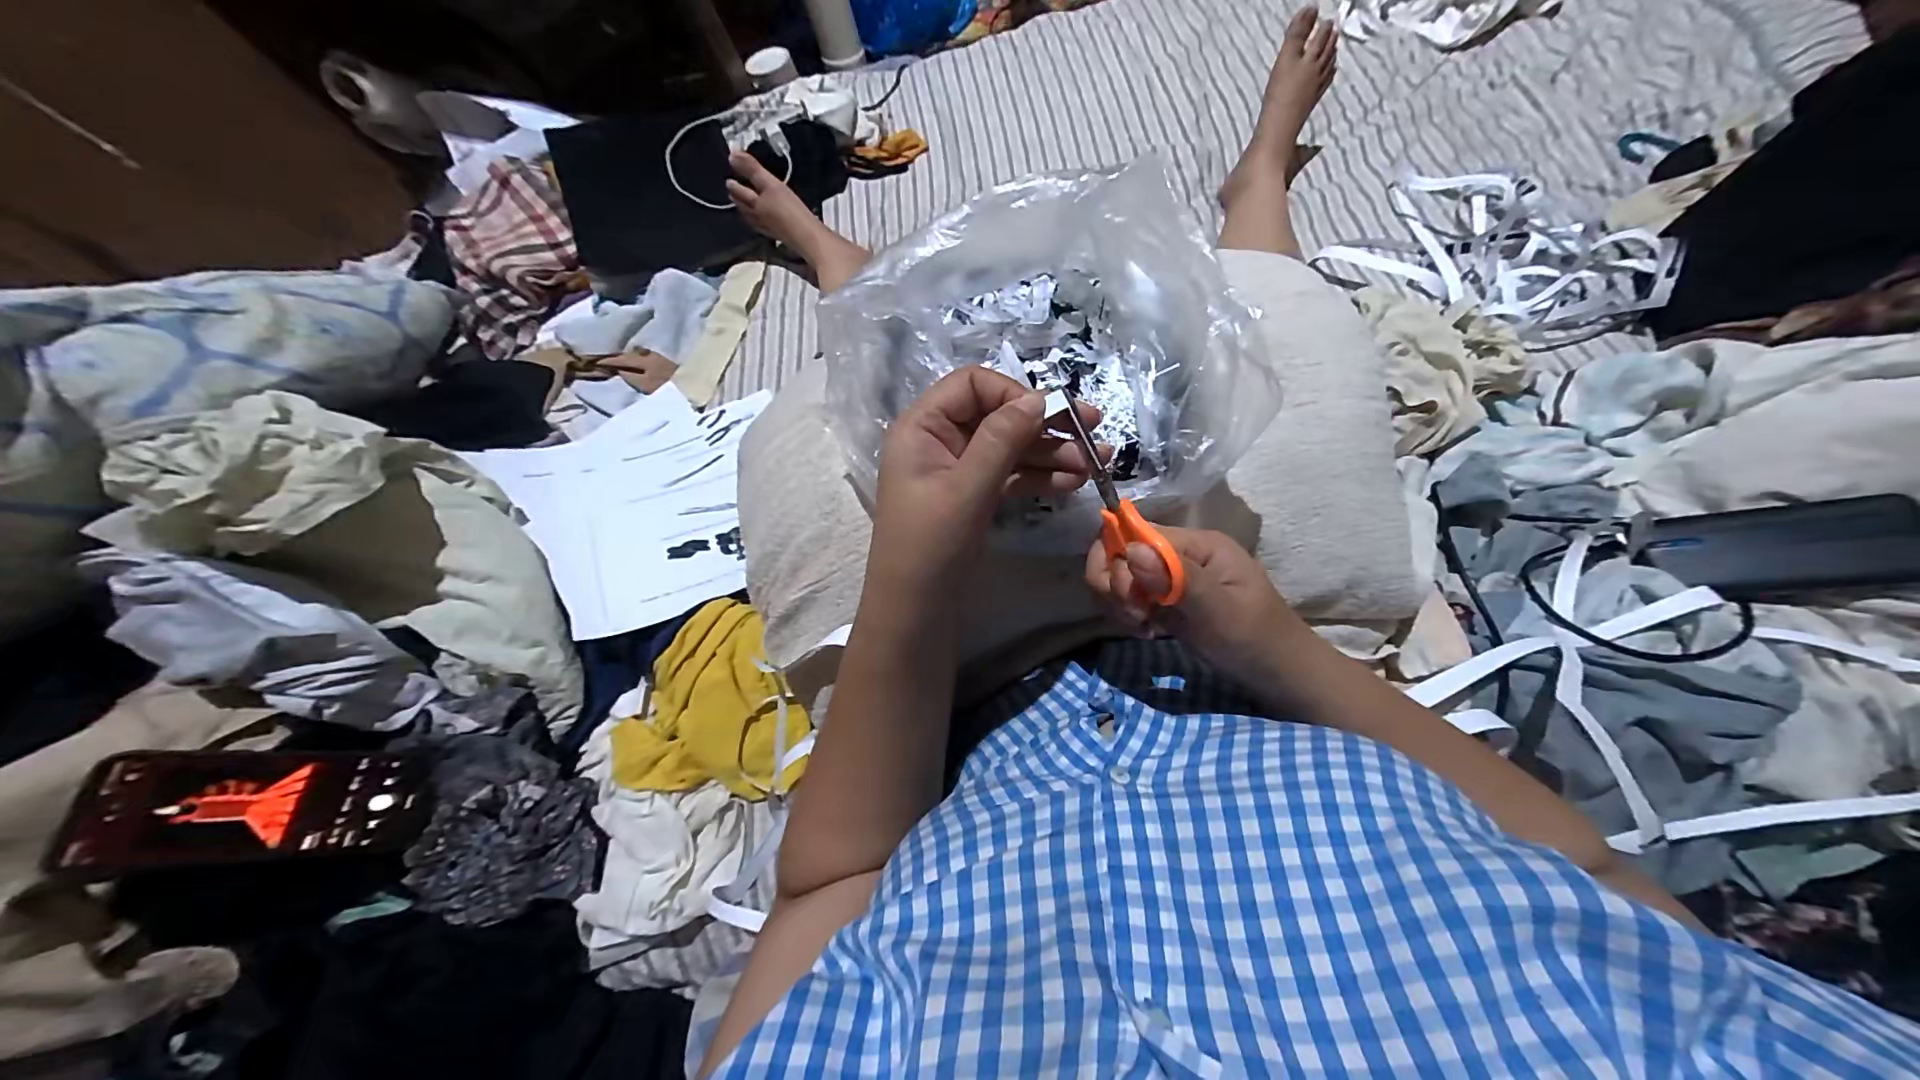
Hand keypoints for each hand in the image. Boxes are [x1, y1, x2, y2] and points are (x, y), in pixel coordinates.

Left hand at [871, 367, 1100, 586]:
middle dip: (1045, 424)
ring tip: (1097, 463)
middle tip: (1094, 430)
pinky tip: (1074, 483)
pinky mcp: (974, 496)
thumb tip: (1039, 397)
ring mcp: (958, 470)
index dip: (1013, 393)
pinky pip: (1010, 475)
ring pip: (1010, 447)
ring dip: (1052, 453)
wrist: (915, 610)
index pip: (972, 385)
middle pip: (998, 415)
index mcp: (922, 427)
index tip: (1051, 415)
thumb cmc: (930, 545)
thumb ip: (1002, 439)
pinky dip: (1040, 477)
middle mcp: (939, 440)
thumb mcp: (967, 489)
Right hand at [1084, 525, 1303, 690]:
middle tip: (1136, 618)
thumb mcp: (1220, 611)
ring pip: (1118, 575)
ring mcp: (1169, 576)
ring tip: (1142, 628)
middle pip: (1118, 551)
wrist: (1279, 674)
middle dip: (1115, 585)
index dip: (1120, 563)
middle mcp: (1178, 552)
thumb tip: (1131, 550)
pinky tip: (1146, 632)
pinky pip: (1128, 596)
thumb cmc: (1257, 639)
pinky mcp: (1163, 598)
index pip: (1134, 533)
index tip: (1132, 602)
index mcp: (1196, 543)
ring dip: (1118, 602)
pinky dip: (1126, 613)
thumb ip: (1177, 578)